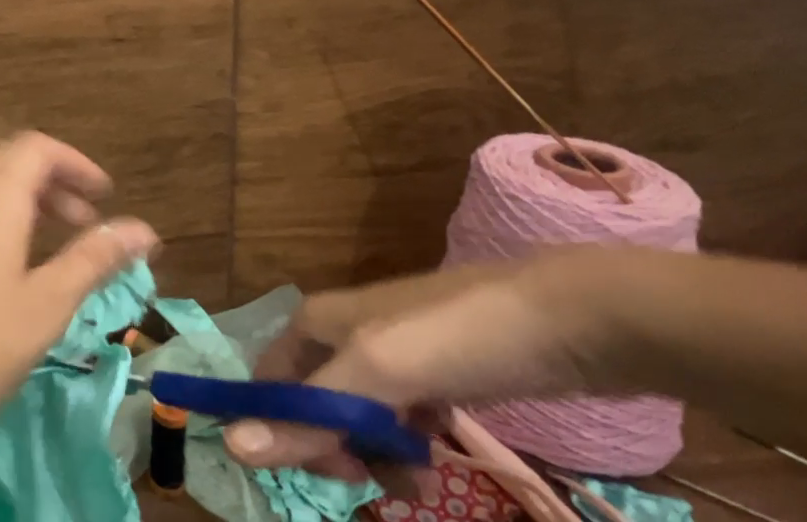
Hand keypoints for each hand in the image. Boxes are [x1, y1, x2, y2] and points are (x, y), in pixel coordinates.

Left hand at [0, 133, 158, 521]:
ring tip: (41, 229)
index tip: (105, 198)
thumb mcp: (50, 301)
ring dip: (13, 190)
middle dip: (51, 181)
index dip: (75, 164)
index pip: (36, 150)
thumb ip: (94, 258)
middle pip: (7, 159)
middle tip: (85, 224)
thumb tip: (143, 229)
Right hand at [224, 253, 601, 492]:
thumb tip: (232, 446)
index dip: (277, 426)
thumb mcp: (378, 375)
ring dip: (373, 454)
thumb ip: (311, 414)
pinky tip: (433, 466)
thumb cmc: (457, 337)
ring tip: (412, 488)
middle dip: (332, 446)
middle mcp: (342, 333)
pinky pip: (400, 414)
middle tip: (368, 480)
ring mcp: (393, 352)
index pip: (268, 381)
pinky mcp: (437, 371)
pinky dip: (407, 444)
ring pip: (358, 413)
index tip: (319, 471)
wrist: (574, 319)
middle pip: (311, 400)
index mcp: (315, 322)